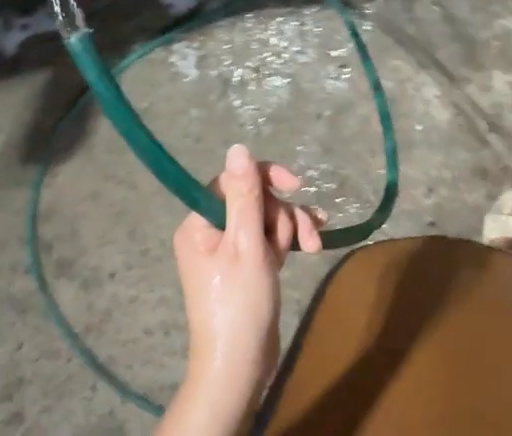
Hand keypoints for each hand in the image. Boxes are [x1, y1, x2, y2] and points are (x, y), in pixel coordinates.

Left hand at [166, 144, 324, 429]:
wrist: (239, 365)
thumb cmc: (240, 303)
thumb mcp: (247, 244)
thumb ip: (245, 194)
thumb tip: (238, 146)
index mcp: (199, 224)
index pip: (234, 180)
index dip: (266, 178)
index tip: (296, 185)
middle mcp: (210, 232)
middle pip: (255, 199)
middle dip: (283, 214)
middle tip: (302, 239)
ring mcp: (229, 250)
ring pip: (268, 218)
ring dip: (291, 229)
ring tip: (309, 248)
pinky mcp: (247, 266)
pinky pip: (270, 239)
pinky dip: (289, 240)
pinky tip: (313, 244)